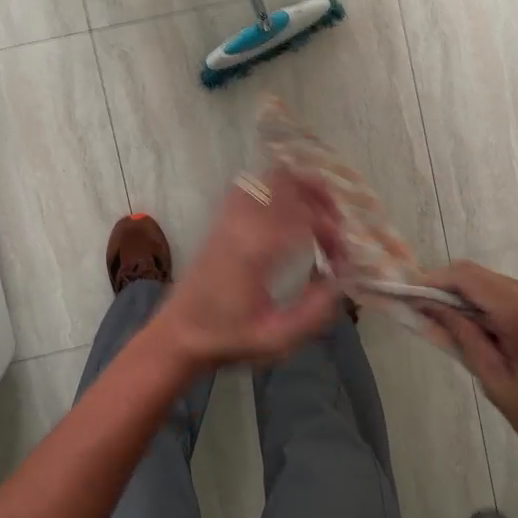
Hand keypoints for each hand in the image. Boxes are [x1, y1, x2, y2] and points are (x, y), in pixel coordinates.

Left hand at [149, 169, 344, 370]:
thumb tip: (341, 282)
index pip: (304, 217)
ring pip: (268, 178)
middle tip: (335, 227)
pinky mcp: (221, 220)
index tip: (341, 260)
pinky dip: (277, 190)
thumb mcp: (276, 338)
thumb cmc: (227, 338)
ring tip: (318, 213)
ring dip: (299, 188)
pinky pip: (252, 187)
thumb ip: (314, 312)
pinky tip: (288, 212)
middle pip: (286, 182)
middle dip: (319, 197)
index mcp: (255, 250)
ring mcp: (228, 217)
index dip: (331, 232)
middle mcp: (241, 224)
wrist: (177, 335)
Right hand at [421, 261, 517, 517]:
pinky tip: (486, 339)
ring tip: (455, 336)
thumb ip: (462, 337)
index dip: (433, 281)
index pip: (468, 276)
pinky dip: (495, 311)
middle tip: (424, 319)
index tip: (407, 297)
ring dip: (473, 303)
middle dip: (450, 293)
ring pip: (499, 287)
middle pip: (483, 278)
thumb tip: (428, 307)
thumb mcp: (496, 383)